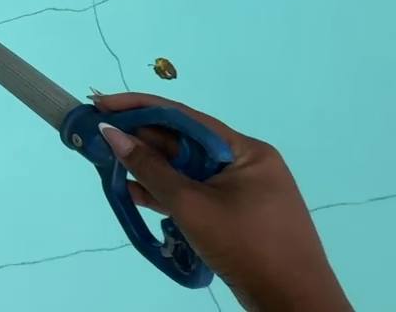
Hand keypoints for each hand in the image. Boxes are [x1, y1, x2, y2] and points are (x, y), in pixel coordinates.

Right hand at [94, 93, 351, 311]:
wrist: (296, 309)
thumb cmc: (246, 246)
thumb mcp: (189, 204)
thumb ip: (147, 165)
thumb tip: (108, 131)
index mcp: (245, 151)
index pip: (182, 116)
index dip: (136, 108)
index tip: (99, 105)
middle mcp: (246, 163)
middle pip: (181, 141)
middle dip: (140, 142)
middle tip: (100, 139)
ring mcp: (243, 189)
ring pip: (184, 167)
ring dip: (148, 169)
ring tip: (111, 168)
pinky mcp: (237, 211)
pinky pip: (193, 189)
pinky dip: (166, 190)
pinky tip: (136, 194)